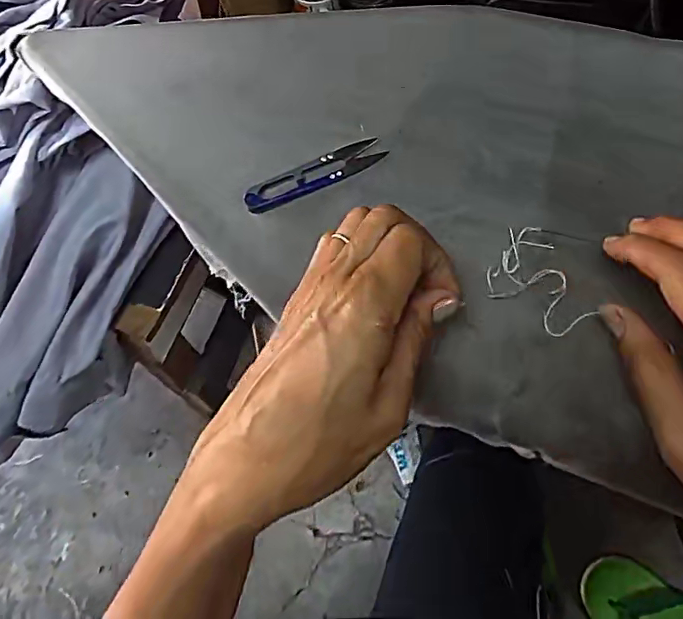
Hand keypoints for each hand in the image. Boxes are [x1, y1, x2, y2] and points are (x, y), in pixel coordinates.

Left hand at [175, 205, 461, 531]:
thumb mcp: (389, 406)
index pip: (411, 239)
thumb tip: (437, 300)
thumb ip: (417, 338)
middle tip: (427, 288)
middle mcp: (336, 280)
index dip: (438, 263)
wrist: (240, 466)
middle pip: (386, 217)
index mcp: (363, 303)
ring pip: (358, 220)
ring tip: (401, 283)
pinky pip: (335, 242)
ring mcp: (311, 282)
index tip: (442, 302)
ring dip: (389, 239)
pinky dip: (362, 247)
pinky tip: (370, 288)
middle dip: (419, 243)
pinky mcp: (297, 293)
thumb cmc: (316, 445)